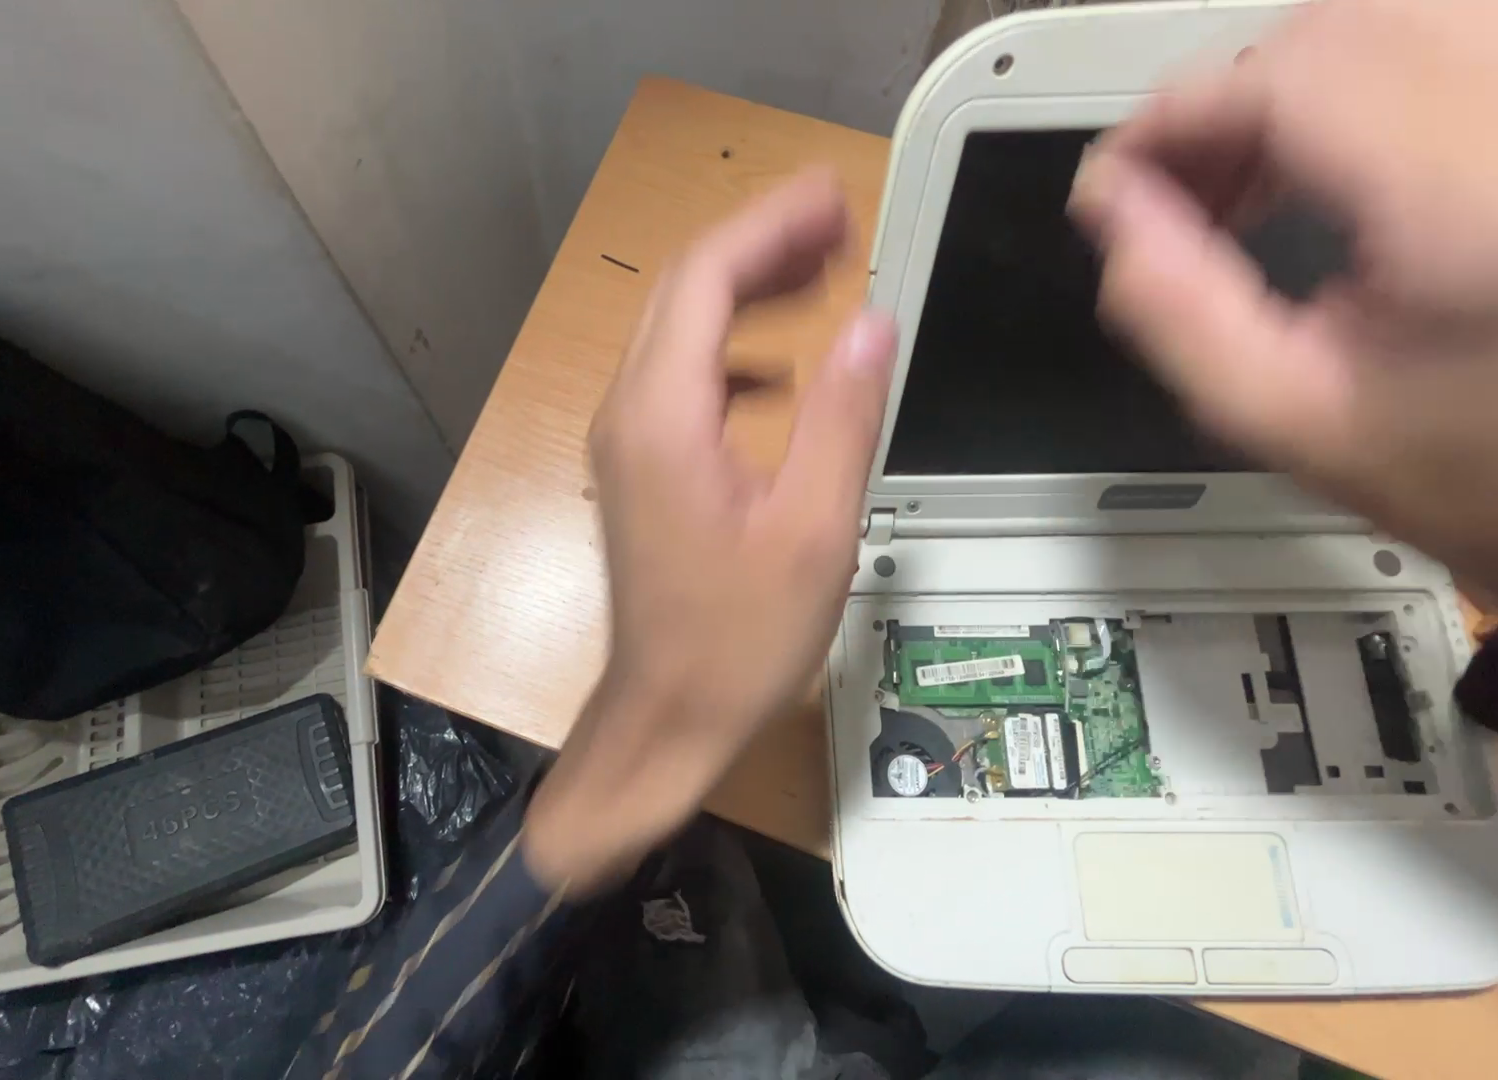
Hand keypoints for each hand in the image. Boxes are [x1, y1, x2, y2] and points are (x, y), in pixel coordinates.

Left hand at [522, 170, 896, 893]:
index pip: (704, 280)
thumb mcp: (814, 529)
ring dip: (746, 295)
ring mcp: (625, 443)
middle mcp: (628, 417)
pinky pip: (680, 383)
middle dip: (761, 248)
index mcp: (664, 420)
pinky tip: (779, 371)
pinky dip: (731, 354)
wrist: (668, 711)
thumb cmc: (738, 640)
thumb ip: (842, 415)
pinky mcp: (638, 469)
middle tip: (841, 228)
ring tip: (823, 277)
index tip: (835, 200)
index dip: (770, 226)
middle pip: (684, 294)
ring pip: (679, 334)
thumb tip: (872, 322)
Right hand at [1069, 0, 1497, 689]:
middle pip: (1353, 19)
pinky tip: (1324, 163)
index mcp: (1493, 206)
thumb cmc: (1472, 475)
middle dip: (1229, 94)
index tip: (1116, 176)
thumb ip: (1169, 308)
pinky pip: (1474, 31)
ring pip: (1413, 12)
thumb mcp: (1276, 414)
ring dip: (1290, 86)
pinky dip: (1363, 82)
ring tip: (1242, 183)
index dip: (1179, 112)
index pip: (1299, 75)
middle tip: (1174, 185)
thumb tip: (1110, 208)